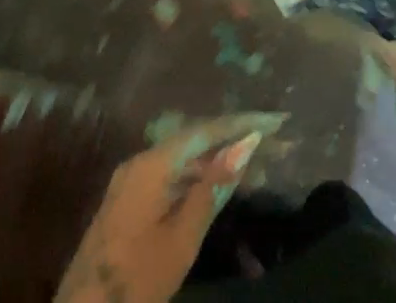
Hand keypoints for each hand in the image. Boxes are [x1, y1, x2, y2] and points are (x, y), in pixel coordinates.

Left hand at [54, 113, 286, 302]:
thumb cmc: (139, 274)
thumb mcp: (183, 236)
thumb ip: (212, 189)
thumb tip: (244, 147)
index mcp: (150, 165)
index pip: (201, 132)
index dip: (236, 126)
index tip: (268, 122)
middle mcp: (137, 163)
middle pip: (189, 141)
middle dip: (227, 139)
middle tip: (263, 139)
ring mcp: (128, 181)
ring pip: (178, 160)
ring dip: (211, 160)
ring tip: (247, 161)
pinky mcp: (126, 199)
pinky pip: (167, 175)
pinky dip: (193, 177)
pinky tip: (214, 185)